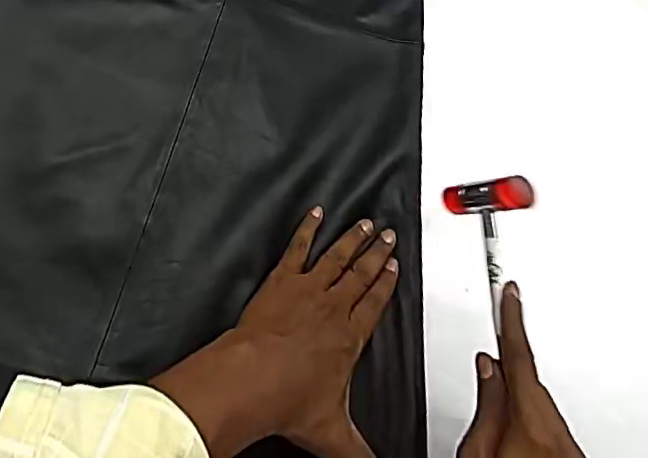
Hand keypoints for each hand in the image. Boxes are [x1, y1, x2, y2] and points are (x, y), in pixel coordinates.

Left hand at [151, 208, 399, 457]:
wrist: (253, 378)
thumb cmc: (289, 399)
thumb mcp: (335, 435)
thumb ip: (362, 453)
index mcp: (349, 337)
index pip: (375, 303)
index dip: (386, 283)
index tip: (393, 267)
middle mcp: (333, 306)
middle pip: (361, 273)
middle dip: (377, 253)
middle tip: (388, 235)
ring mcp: (308, 288)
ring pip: (337, 256)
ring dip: (352, 238)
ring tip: (365, 223)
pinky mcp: (283, 278)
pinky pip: (299, 246)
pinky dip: (308, 228)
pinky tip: (316, 213)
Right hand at [458, 284, 586, 457]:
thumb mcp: (477, 456)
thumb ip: (485, 407)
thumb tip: (487, 367)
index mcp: (530, 420)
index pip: (519, 354)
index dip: (512, 318)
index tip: (512, 292)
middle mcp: (558, 435)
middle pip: (531, 384)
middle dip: (509, 369)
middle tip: (490, 357)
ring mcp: (570, 453)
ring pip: (542, 411)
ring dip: (518, 404)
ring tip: (495, 424)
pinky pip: (550, 434)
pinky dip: (531, 427)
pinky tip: (517, 443)